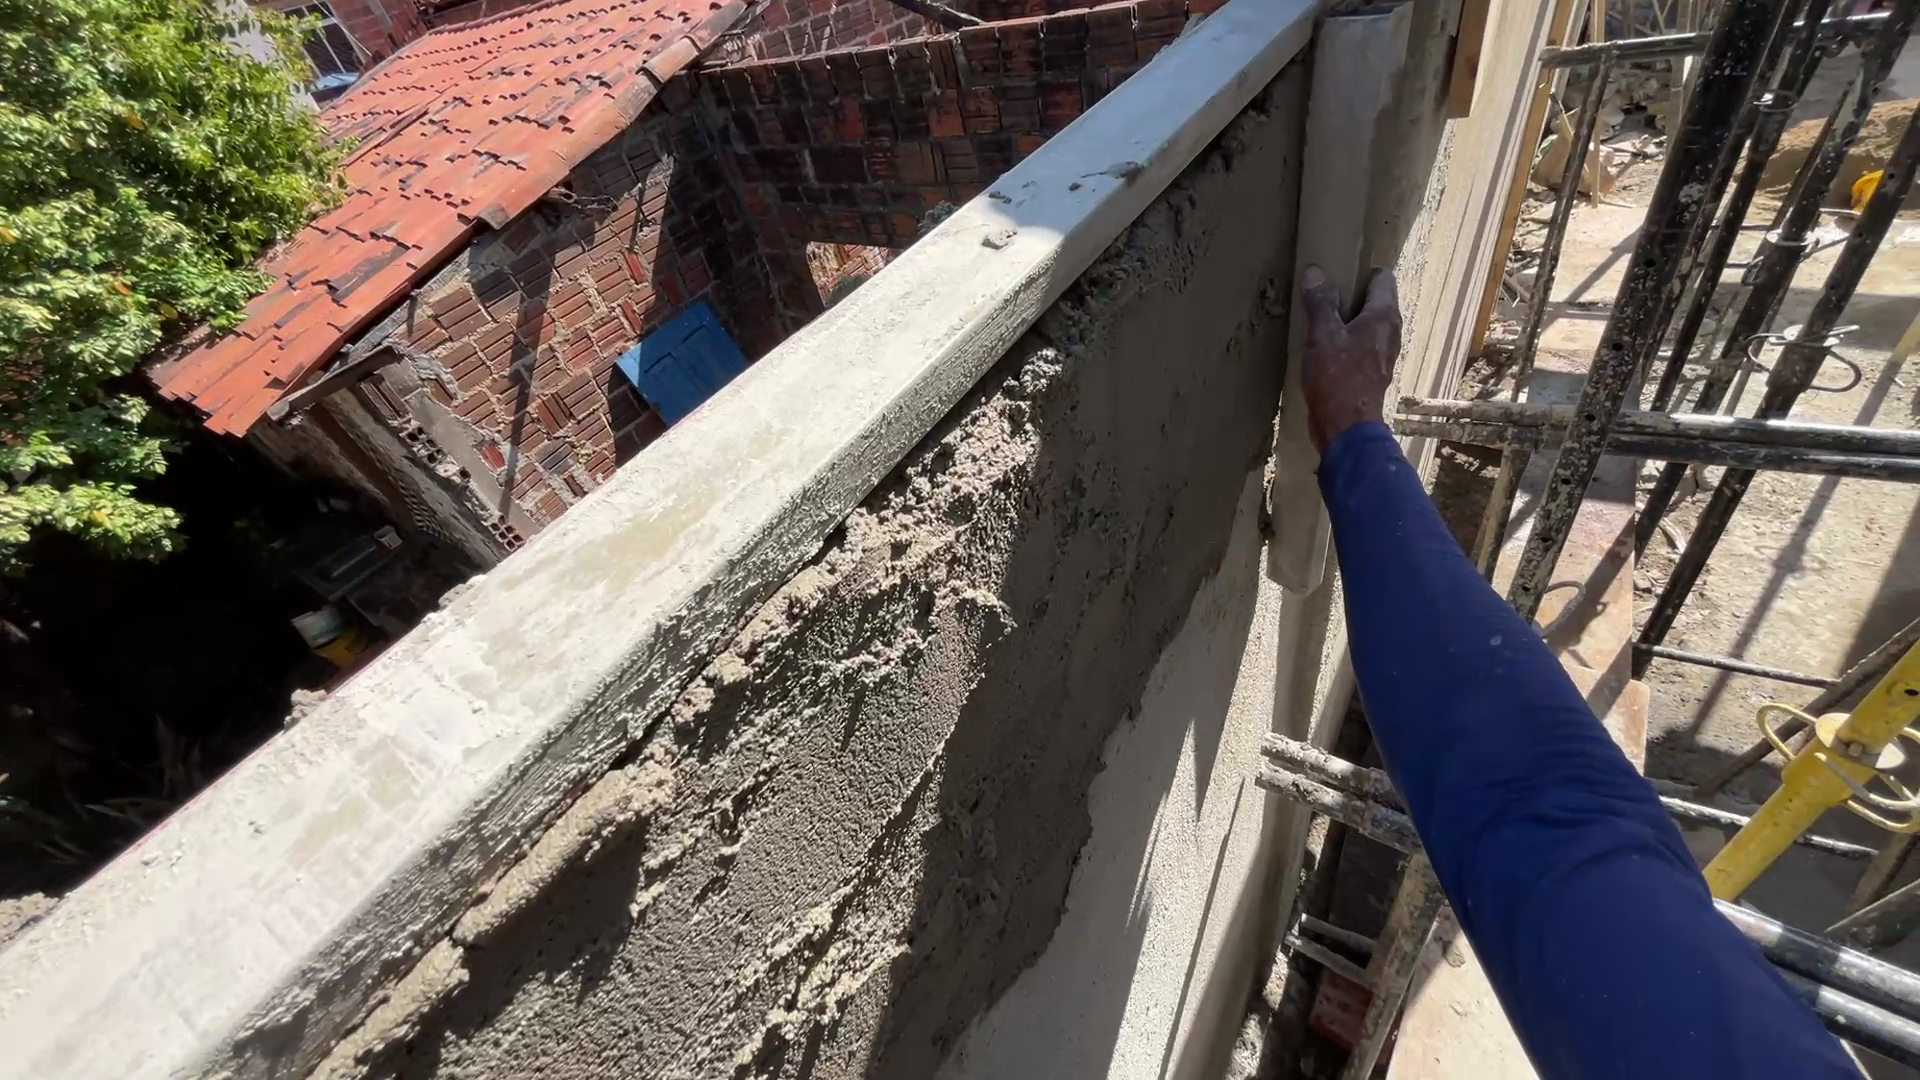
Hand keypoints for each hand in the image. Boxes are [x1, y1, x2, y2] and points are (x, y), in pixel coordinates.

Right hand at [1299, 265, 1400, 451]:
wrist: (1346, 427)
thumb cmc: (1337, 379)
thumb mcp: (1323, 336)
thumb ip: (1320, 303)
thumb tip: (1315, 271)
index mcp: (1384, 316)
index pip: (1382, 277)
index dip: (1359, 272)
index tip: (1334, 278)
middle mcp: (1390, 331)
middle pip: (1373, 301)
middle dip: (1349, 298)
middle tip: (1320, 302)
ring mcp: (1383, 354)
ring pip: (1366, 326)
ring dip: (1345, 323)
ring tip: (1318, 328)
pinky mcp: (1371, 373)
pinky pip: (1360, 348)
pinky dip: (1345, 345)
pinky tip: (1323, 354)